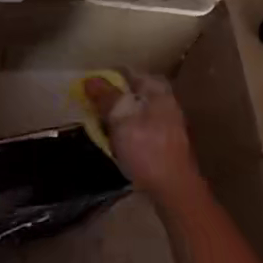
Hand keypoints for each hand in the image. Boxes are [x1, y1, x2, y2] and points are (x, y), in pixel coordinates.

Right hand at [83, 73, 203, 201]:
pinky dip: (126, 133)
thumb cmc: (146, 150)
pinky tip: (117, 145)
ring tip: (101, 129)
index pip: (129, 74)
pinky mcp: (165, 144)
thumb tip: (91, 79)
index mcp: (158, 92)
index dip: (107, 80)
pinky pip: (140, 130)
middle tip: (91, 111)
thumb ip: (106, 97)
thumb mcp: (120, 119)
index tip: (88, 91)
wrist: (173, 188)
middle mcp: (166, 103)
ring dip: (117, 119)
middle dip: (111, 101)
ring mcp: (168, 125)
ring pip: (136, 113)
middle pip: (133, 94)